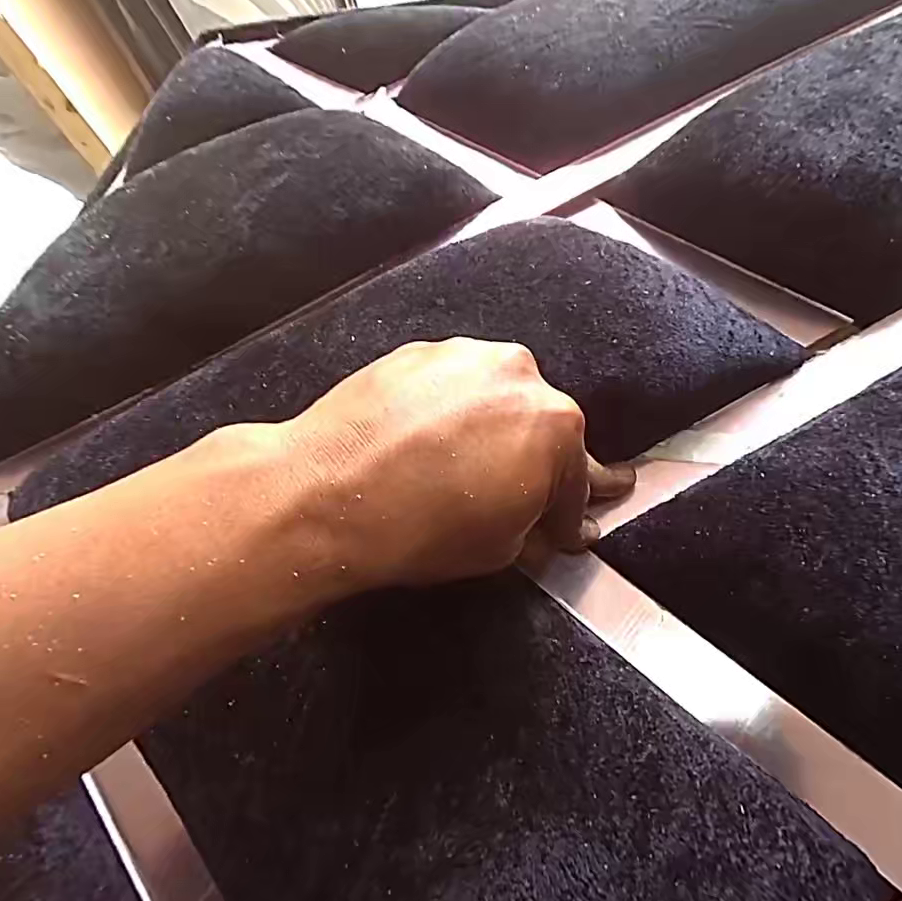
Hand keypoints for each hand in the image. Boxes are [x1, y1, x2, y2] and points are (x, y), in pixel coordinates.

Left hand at [272, 338, 633, 589]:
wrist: (323, 496)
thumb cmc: (417, 526)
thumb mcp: (501, 549)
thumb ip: (540, 529)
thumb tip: (552, 528)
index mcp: (557, 428)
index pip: (578, 479)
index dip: (569, 513)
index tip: (564, 527)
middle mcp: (522, 378)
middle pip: (543, 429)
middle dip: (535, 464)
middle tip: (514, 493)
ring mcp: (470, 357)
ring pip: (501, 399)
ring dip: (495, 429)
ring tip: (463, 467)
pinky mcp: (425, 352)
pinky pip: (456, 385)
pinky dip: (454, 410)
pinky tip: (432, 441)